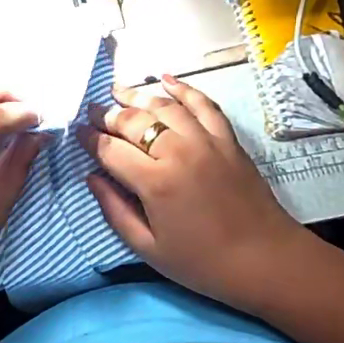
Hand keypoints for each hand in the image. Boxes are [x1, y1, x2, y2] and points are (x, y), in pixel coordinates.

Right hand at [79, 74, 306, 311]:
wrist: (265, 259)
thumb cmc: (203, 263)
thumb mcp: (149, 248)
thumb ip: (115, 210)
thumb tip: (92, 178)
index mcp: (155, 183)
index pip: (111, 150)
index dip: (90, 139)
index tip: (78, 132)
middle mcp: (178, 152)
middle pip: (134, 121)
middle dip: (108, 114)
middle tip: (93, 111)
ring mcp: (206, 141)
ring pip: (164, 106)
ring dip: (138, 95)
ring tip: (118, 90)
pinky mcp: (227, 139)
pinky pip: (203, 104)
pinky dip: (184, 88)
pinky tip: (167, 79)